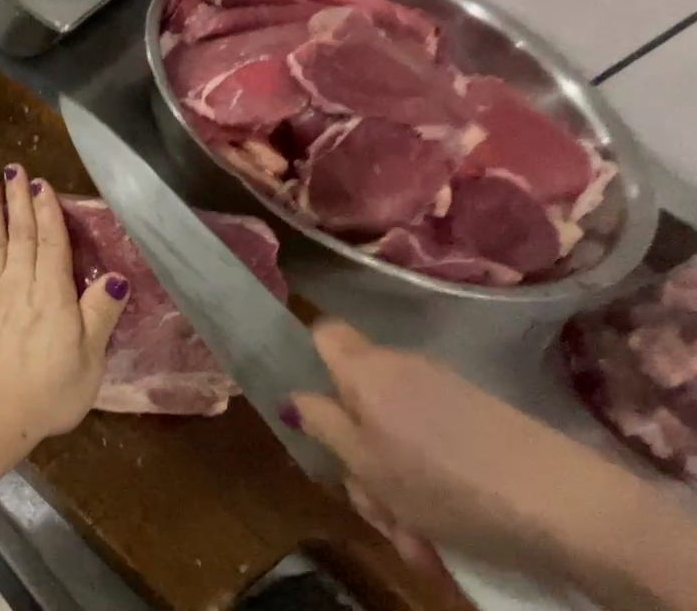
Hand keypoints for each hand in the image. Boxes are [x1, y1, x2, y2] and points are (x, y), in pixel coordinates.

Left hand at [0, 164, 128, 457]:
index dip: (46, 211)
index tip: (39, 183)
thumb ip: (100, 312)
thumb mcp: (91, 356)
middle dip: (16, 199)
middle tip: (12, 168)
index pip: (51, 242)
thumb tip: (115, 275)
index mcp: (52, 293)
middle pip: (19, 234)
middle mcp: (18, 284)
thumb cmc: (52, 389)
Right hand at [287, 322, 656, 580]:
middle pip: (360, 400)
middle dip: (358, 452)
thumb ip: (319, 422)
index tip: (312, 404)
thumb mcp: (362, 461)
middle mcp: (405, 369)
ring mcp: (452, 396)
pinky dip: (436, 486)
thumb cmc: (442, 480)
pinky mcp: (490, 425)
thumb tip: (297, 397)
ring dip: (398, 483)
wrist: (573, 509)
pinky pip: (440, 450)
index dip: (309, 358)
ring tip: (415, 536)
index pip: (323, 333)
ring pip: (400, 436)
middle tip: (369, 501)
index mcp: (365, 370)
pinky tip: (447, 534)